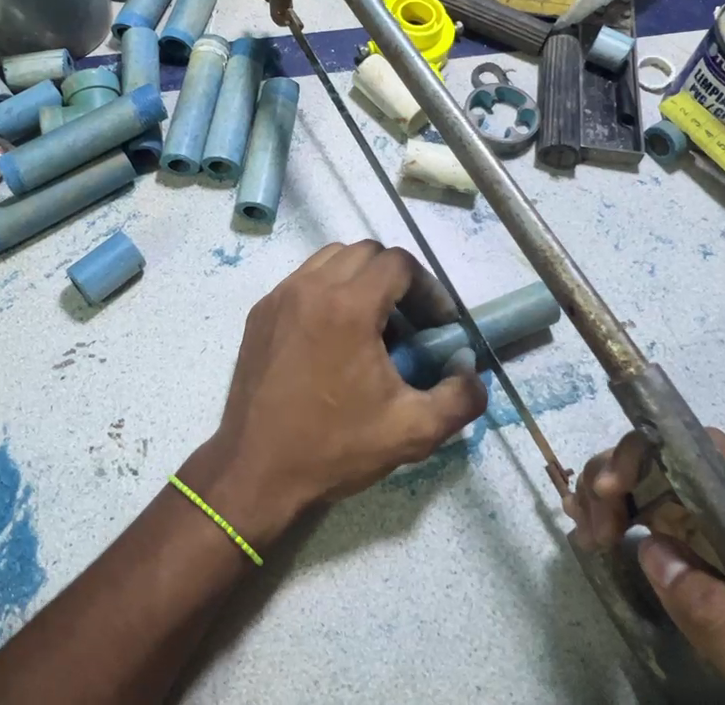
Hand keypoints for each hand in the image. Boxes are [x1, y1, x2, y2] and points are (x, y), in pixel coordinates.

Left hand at [184, 242, 487, 546]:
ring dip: (361, 279)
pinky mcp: (260, 314)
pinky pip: (303, 280)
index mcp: (348, 307)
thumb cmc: (334, 448)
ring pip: (332, 259)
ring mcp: (279, 297)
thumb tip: (468, 367)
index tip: (438, 325)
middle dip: (397, 279)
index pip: (399, 263)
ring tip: (374, 326)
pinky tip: (336, 337)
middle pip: (366, 253)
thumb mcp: (412, 431)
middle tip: (411, 323)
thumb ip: (460, 397)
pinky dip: (328, 291)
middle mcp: (310, 288)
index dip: (428, 289)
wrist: (256, 471)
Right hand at [565, 429, 724, 704]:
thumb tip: (653, 550)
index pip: (715, 459)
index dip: (651, 455)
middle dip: (622, 479)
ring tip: (586, 533)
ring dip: (615, 497)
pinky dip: (623, 517)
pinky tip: (596, 535)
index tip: (608, 492)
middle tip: (590, 528)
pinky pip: (667, 523)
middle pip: (681, 469)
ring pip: (666, 490)